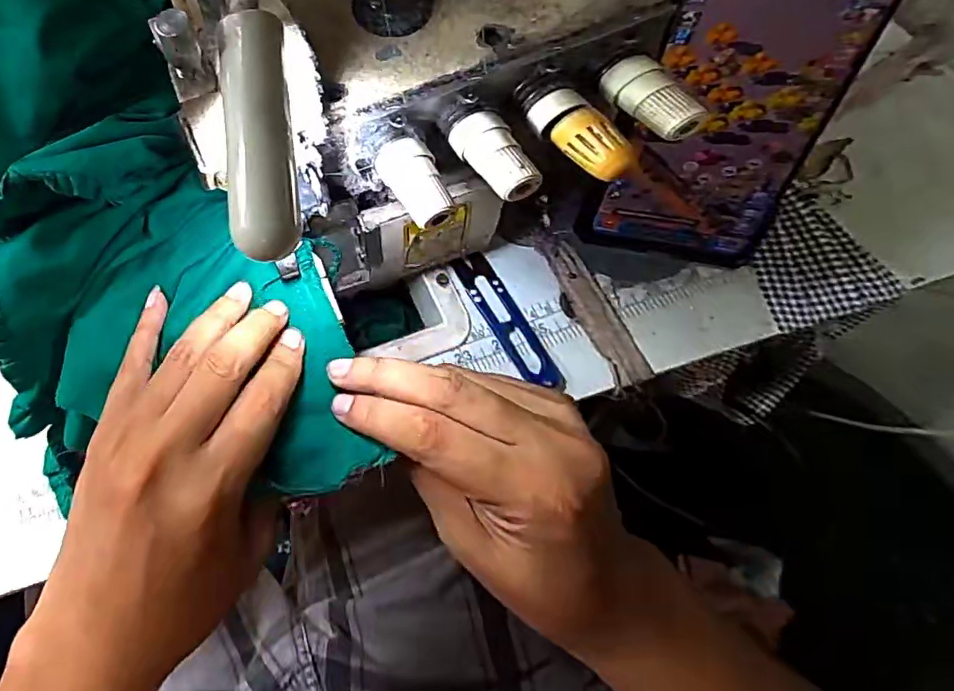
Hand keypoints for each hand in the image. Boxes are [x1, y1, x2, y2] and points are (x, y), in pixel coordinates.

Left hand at [4, 282, 304, 690]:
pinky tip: (160, 297)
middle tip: (277, 308)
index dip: (284, 365)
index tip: (299, 339)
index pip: (259, 404)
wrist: (91, 626)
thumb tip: (282, 443)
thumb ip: (267, 496)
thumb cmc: (175, 603)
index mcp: (210, 485)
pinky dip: (144, 328)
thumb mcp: (242, 560)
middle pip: (222, 368)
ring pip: (180, 356)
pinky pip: (128, 366)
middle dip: (255, 330)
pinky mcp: (104, 427)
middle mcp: (169, 446)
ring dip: (213, 318)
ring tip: (238, 292)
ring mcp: (130, 431)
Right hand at [325, 358, 638, 648]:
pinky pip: (486, 380)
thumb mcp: (469, 545)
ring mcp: (560, 415)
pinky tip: (412, 380)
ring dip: (410, 371)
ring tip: (364, 370)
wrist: (615, 584)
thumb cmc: (538, 585)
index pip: (439, 434)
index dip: (382, 413)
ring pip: (466, 377)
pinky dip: (442, 379)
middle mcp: (552, 440)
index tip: (338, 402)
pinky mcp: (557, 402)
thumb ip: (428, 477)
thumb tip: (380, 427)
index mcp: (532, 488)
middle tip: (341, 369)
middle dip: (388, 376)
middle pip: (453, 390)